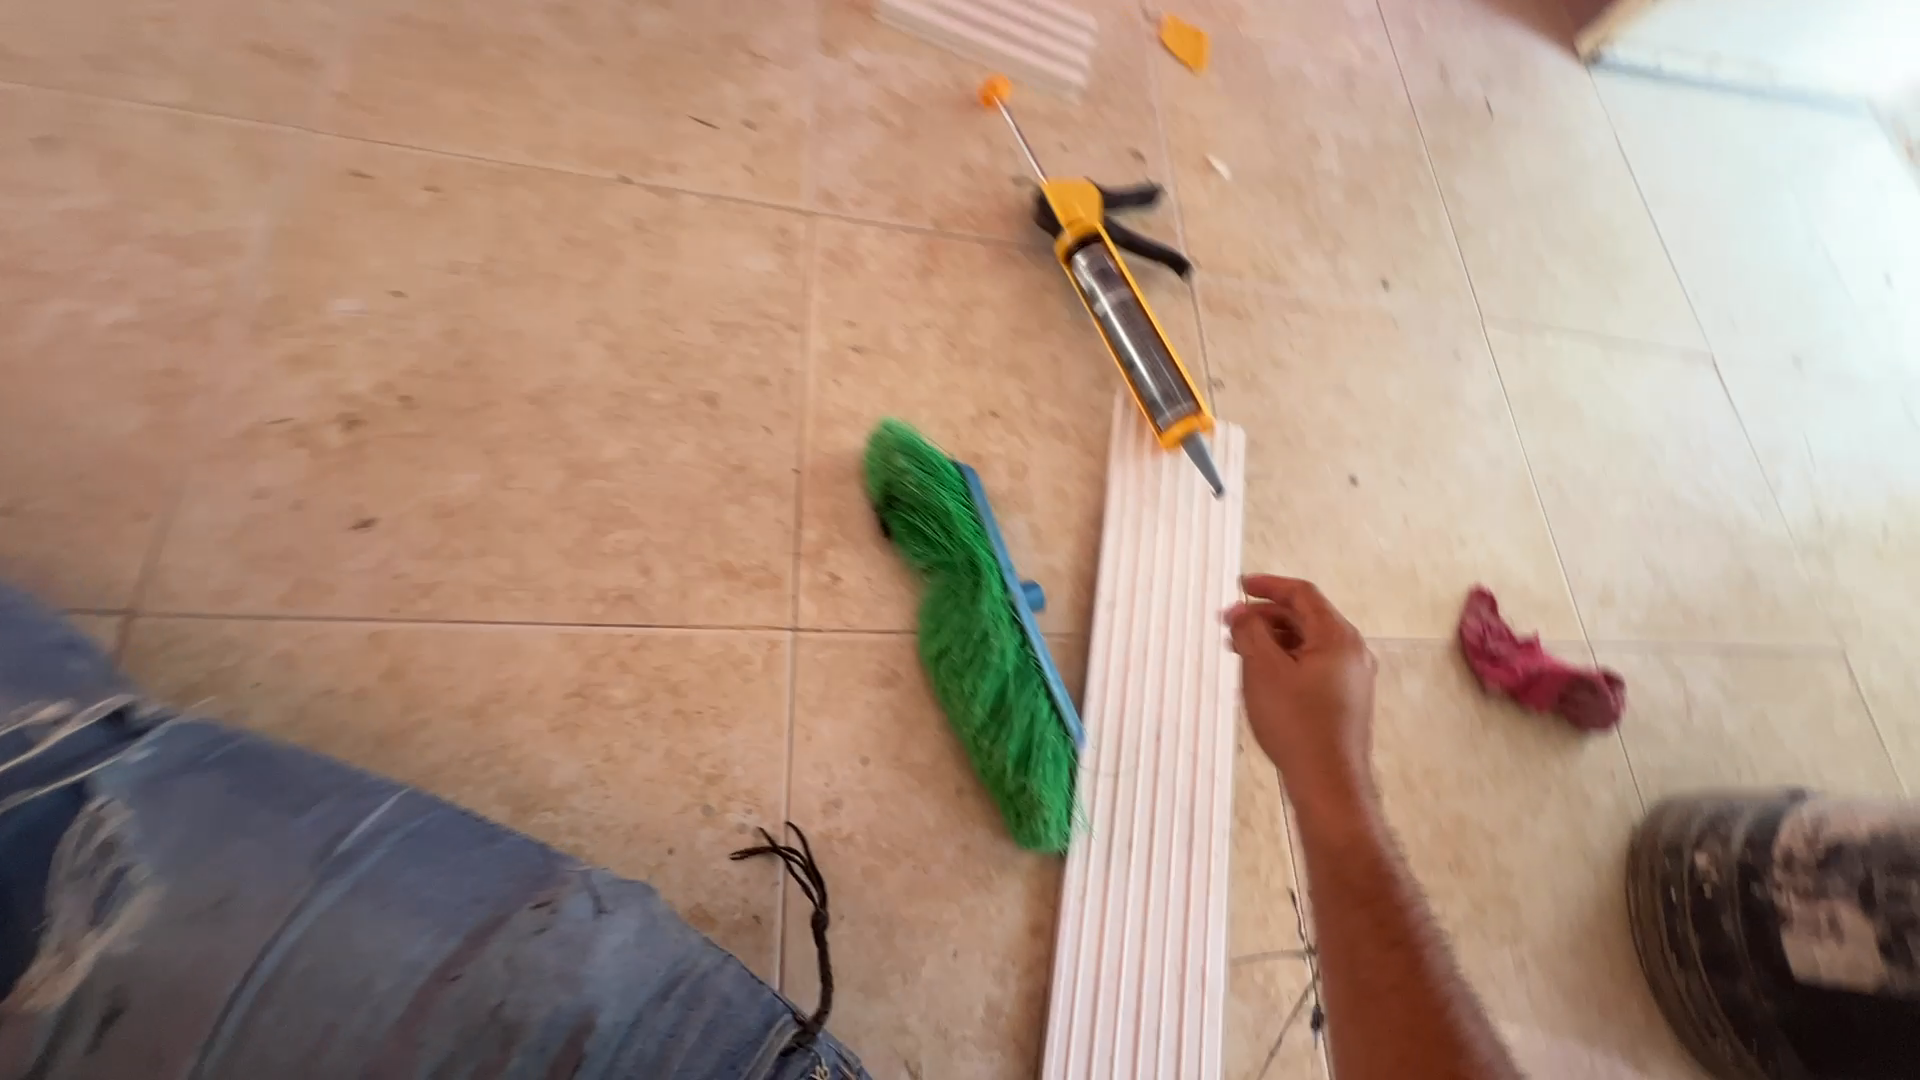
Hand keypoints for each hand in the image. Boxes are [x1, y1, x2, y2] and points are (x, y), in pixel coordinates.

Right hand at [1225, 575, 1378, 828]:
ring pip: (1306, 642)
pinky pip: (1312, 663)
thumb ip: (1250, 631)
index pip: (1302, 594)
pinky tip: (1261, 674)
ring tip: (1239, 650)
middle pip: (1305, 617)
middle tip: (1229, 625)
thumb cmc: (1295, 722)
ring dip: (1271, 638)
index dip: (1268, 585)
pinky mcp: (1344, 698)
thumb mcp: (1262, 669)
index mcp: (1338, 637)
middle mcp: (1352, 652)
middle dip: (1264, 616)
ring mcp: (1351, 677)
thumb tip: (1241, 613)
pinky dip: (1284, 658)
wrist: (1327, 782)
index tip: (1240, 585)